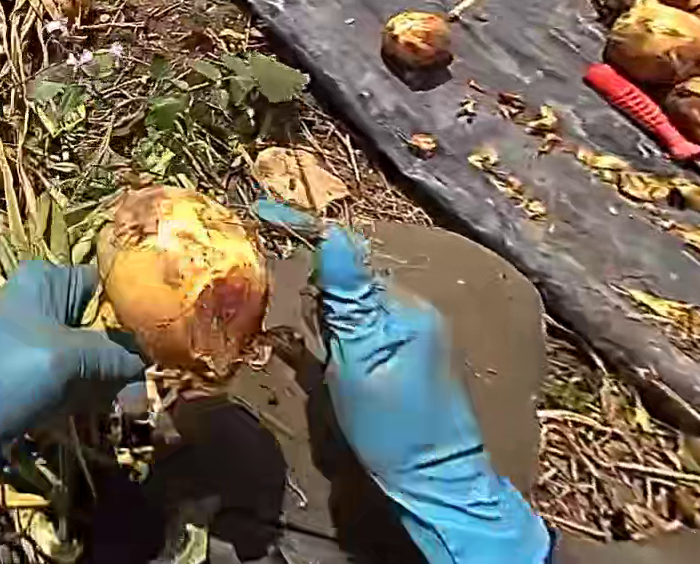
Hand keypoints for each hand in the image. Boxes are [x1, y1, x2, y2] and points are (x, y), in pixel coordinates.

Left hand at [0, 262, 144, 468]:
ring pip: (87, 348)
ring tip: (128, 401)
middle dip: (120, 350)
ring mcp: (36, 332)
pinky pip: (71, 370)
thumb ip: (111, 354)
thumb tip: (148, 359)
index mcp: (46, 278)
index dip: (128, 307)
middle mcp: (42, 297)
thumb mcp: (66, 359)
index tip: (157, 337)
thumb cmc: (8, 372)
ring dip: (107, 374)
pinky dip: (87, 387)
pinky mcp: (32, 365)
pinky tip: (100, 407)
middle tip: (143, 381)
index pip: (101, 282)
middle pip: (97, 318)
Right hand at [258, 201, 549, 563]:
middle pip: (343, 271)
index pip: (343, 249)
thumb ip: (345, 297)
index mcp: (399, 304)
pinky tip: (332, 352)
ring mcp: (410, 326)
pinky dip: (337, 325)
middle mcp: (409, 305)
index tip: (261, 211)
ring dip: (324, 308)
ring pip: (349, 294)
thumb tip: (330, 232)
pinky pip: (360, 315)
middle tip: (305, 325)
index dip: (301, 228)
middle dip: (314, 285)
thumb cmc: (391, 427)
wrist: (438, 488)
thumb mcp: (357, 361)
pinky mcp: (405, 344)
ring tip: (321, 349)